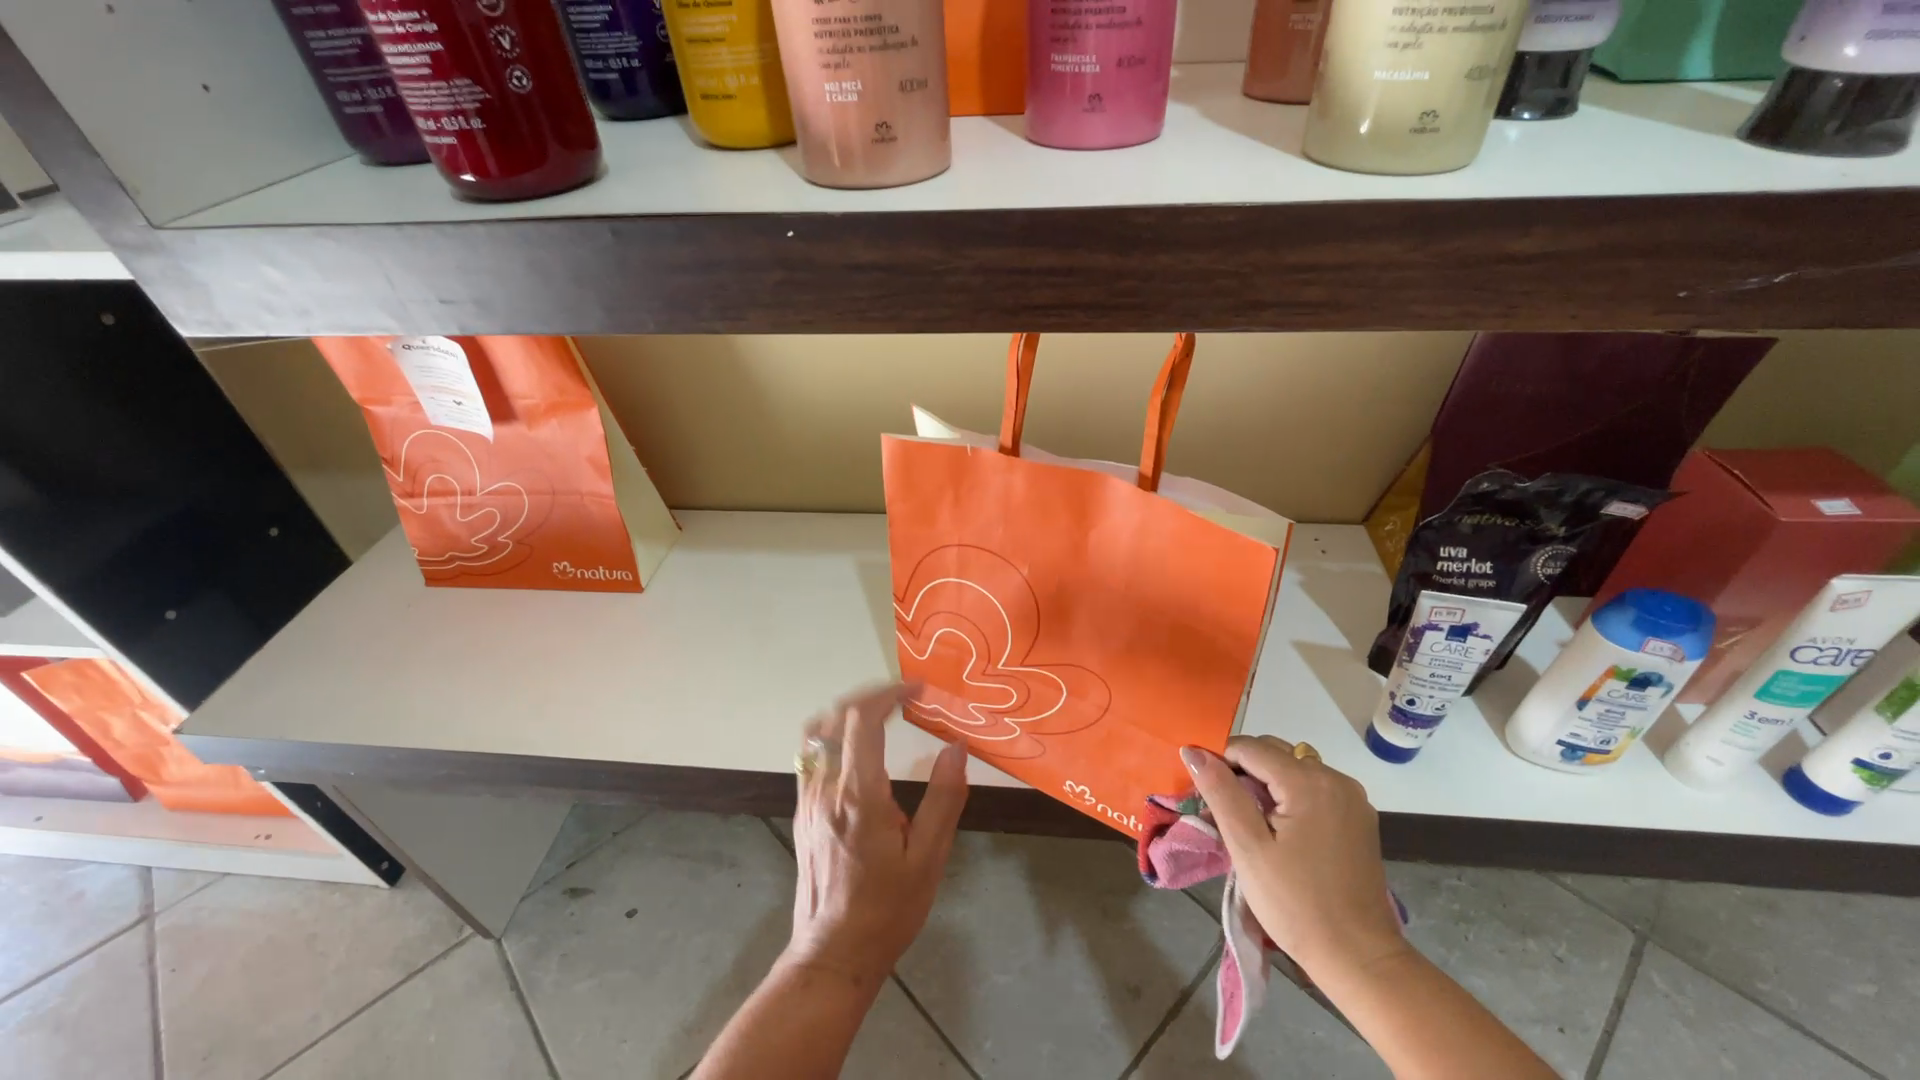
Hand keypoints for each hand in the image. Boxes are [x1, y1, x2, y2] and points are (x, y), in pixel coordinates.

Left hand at [785, 682, 969, 989]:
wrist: (834, 953)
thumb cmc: (888, 909)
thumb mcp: (928, 859)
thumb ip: (944, 799)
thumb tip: (956, 748)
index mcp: (858, 796)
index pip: (862, 721)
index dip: (889, 694)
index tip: (917, 690)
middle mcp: (825, 790)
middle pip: (835, 718)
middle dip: (870, 696)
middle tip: (903, 697)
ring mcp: (807, 801)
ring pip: (815, 734)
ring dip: (846, 713)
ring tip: (880, 714)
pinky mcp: (801, 814)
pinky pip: (810, 757)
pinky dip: (832, 737)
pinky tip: (857, 751)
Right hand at [1182, 735, 1407, 977]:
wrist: (1356, 955)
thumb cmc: (1294, 903)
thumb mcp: (1248, 847)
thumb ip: (1221, 792)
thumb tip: (1194, 751)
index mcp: (1309, 782)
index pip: (1251, 748)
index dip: (1219, 761)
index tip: (1200, 790)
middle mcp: (1337, 779)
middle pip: (1276, 754)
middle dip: (1243, 771)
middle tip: (1220, 809)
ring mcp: (1353, 799)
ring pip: (1296, 769)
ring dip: (1267, 783)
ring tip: (1247, 820)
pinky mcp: (1359, 819)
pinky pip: (1315, 789)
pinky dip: (1291, 796)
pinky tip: (1279, 830)